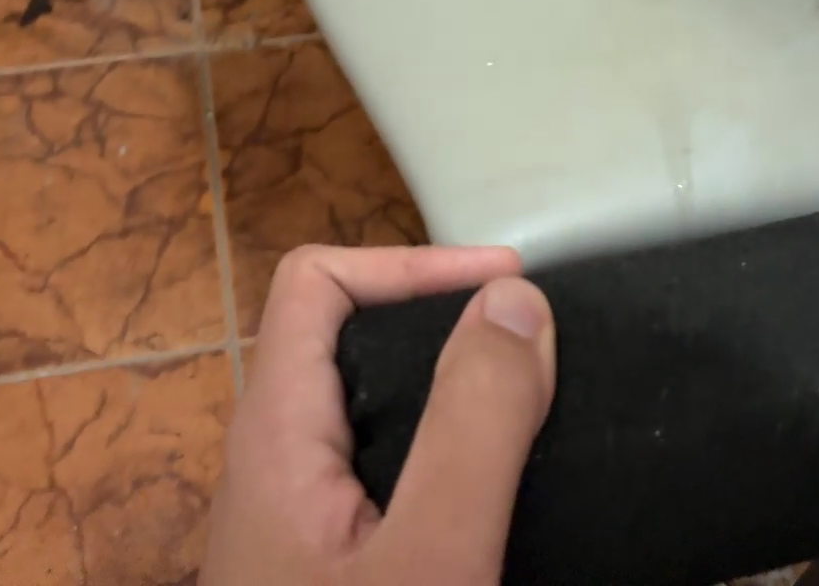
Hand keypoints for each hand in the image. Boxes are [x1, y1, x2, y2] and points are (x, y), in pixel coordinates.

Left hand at [200, 244, 556, 585]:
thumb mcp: (428, 565)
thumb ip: (472, 427)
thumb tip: (515, 300)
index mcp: (278, 435)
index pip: (318, 284)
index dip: (408, 263)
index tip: (506, 284)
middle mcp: (284, 459)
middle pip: (352, 333)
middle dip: (446, 315)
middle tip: (537, 334)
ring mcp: (311, 514)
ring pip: (384, 401)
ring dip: (462, 381)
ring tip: (540, 389)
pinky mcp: (343, 556)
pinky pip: (403, 464)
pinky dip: (462, 444)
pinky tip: (513, 474)